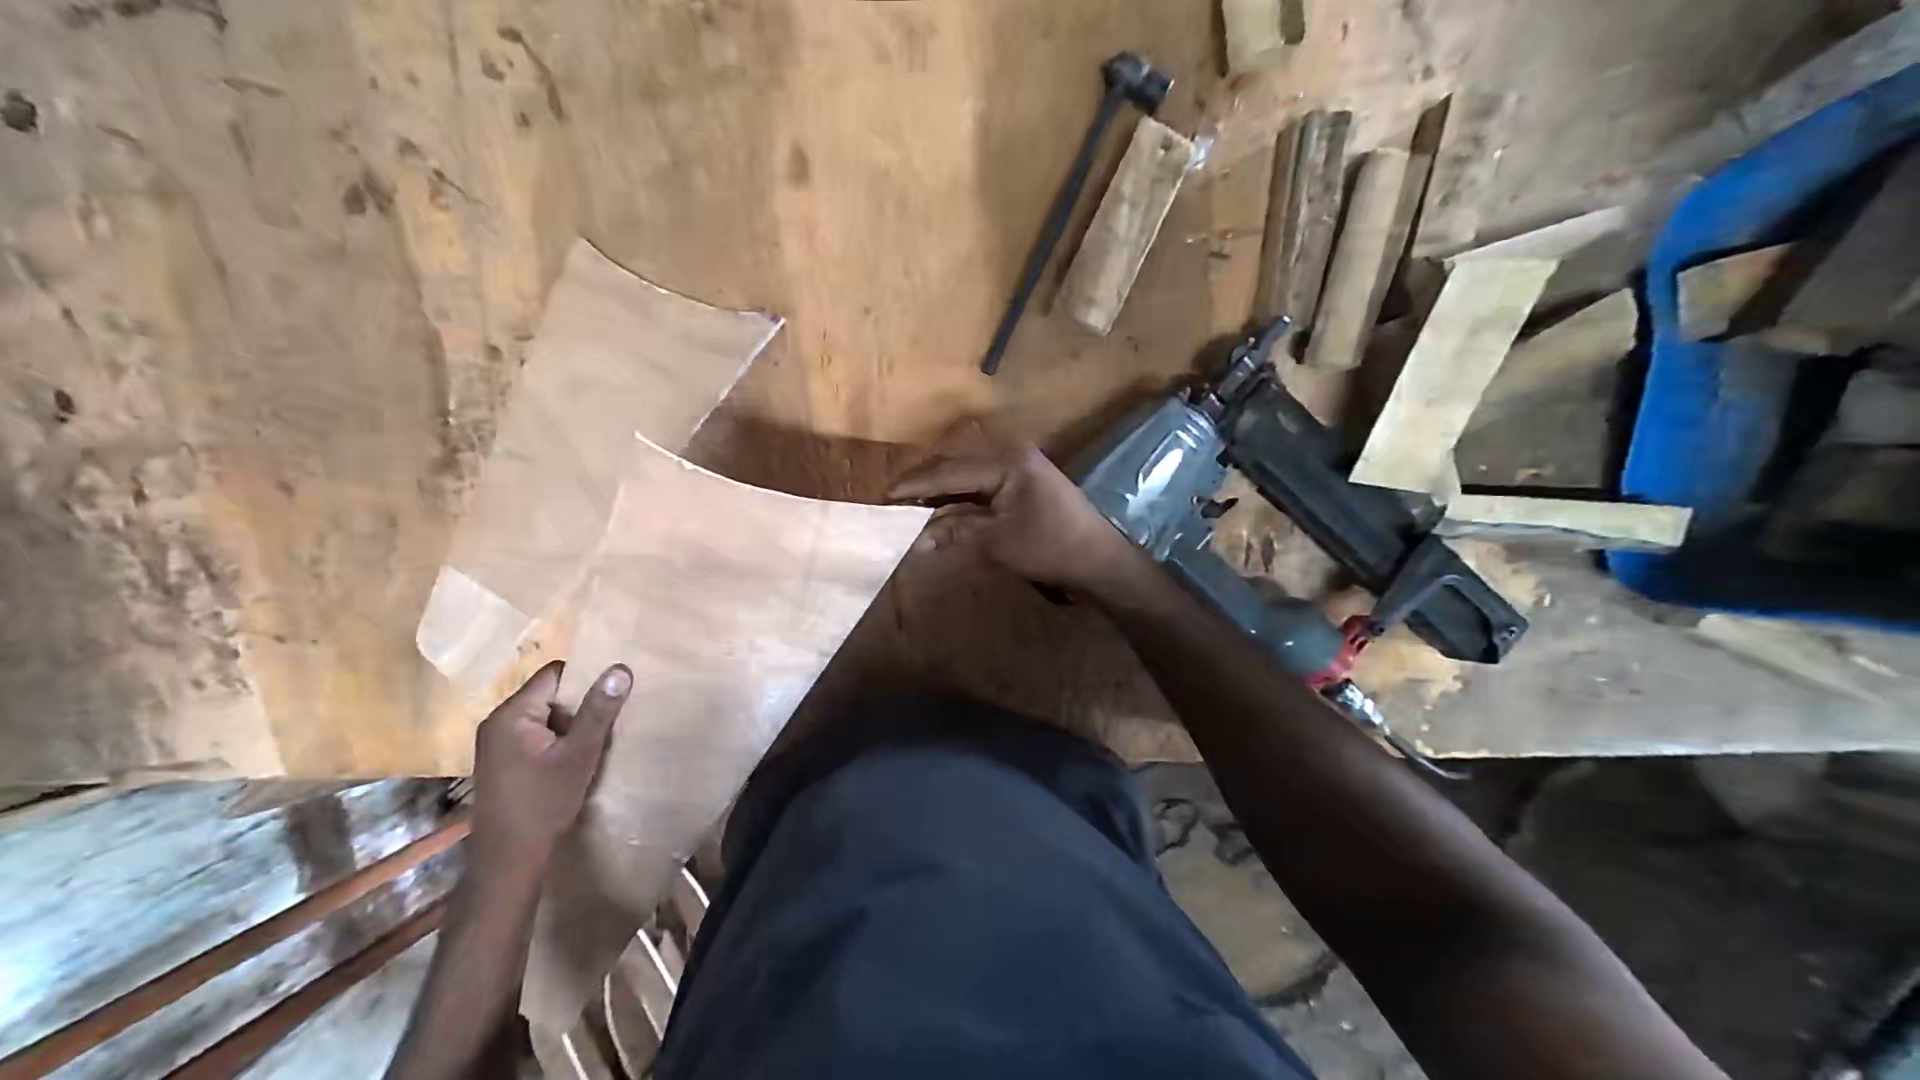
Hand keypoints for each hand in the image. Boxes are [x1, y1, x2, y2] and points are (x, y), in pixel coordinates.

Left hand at [470, 660, 630, 866]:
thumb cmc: (544, 803)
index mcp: (512, 714)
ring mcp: (496, 742)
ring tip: (595, 739)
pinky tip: (575, 757)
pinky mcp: (502, 760)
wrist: (509, 859)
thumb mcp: (579, 754)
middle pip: (550, 693)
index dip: (586, 678)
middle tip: (609, 719)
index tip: (612, 694)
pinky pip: (536, 733)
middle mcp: (498, 721)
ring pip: (545, 715)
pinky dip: (558, 739)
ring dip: (571, 723)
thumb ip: (599, 711)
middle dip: (581, 704)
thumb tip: (620, 669)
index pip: (554, 674)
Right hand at [888, 422, 1147, 599]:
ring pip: (966, 472)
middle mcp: (1011, 453)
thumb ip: (954, 532)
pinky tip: (941, 509)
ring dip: (939, 488)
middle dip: (924, 482)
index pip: (950, 470)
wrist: (1099, 560)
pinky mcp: (1021, 481)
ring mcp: (1018, 466)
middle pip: (955, 463)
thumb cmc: (1051, 548)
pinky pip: (980, 483)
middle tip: (894, 501)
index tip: (884, 496)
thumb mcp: (997, 542)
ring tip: (911, 506)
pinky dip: (959, 496)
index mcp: (1006, 461)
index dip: (915, 484)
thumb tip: (915, 539)